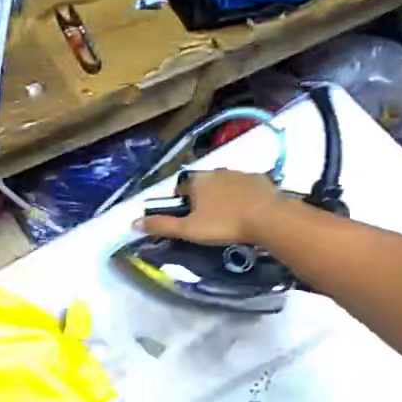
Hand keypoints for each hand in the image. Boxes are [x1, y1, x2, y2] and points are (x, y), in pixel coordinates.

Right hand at [134, 170, 286, 244]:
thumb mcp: (189, 230)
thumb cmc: (223, 224)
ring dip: (225, 196)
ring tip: (231, 217)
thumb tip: (133, 222)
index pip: (182, 187)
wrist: (268, 218)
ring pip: (226, 184)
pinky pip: (247, 186)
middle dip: (204, 198)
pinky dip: (245, 196)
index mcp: (197, 181)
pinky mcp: (261, 179)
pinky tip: (250, 211)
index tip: (188, 218)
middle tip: (210, 221)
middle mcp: (217, 172)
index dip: (182, 202)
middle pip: (204, 184)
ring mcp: (240, 173)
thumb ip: (162, 225)